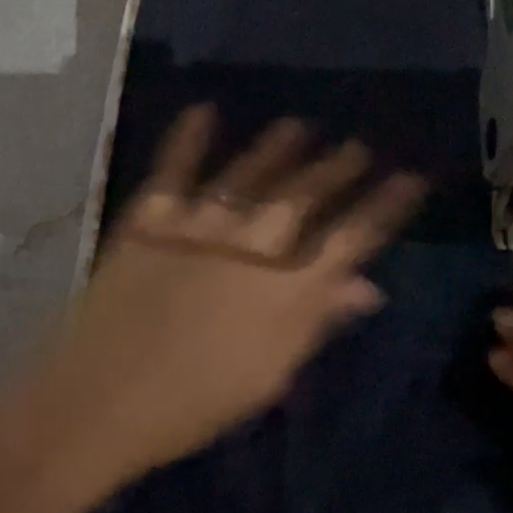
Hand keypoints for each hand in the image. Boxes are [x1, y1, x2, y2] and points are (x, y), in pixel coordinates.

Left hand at [44, 104, 425, 476]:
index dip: (385, 205)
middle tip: (358, 145)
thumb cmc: (197, 403)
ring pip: (251, 173)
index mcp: (289, 291)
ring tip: (300, 125)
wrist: (101, 402)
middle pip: (307, 195)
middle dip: (338, 167)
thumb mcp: (272, 374)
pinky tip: (204, 109)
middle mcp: (254, 246)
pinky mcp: (151, 218)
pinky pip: (175, 167)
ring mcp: (201, 226)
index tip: (411, 178)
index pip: (353, 237)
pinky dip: (189, 137)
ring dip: (279, 146)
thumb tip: (367, 287)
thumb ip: (318, 323)